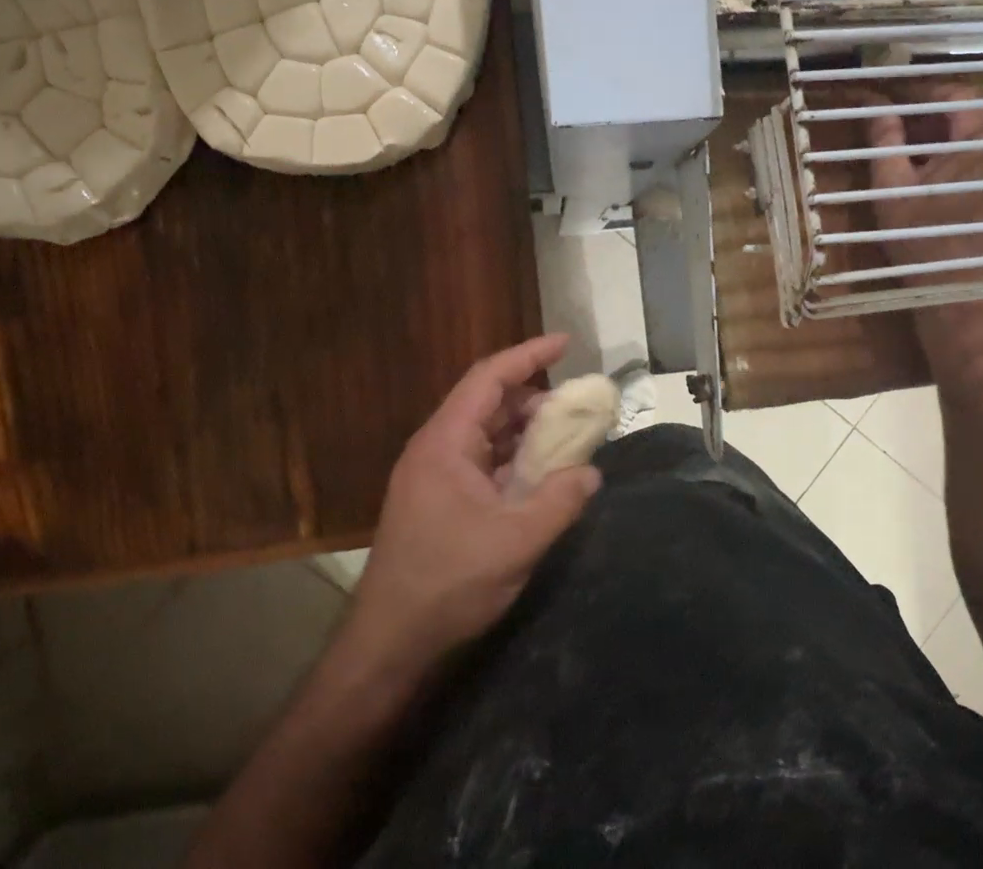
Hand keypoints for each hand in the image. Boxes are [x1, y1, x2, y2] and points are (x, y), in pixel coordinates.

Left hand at [339, 334, 602, 677]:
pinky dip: (515, 461)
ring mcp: (435, 479)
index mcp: (445, 445)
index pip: (488, 380)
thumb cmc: (449, 583)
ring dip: (527, 432)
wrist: (391, 641)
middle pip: (488, 404)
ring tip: (569, 437)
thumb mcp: (516, 541)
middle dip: (535, 398)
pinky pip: (483, 465)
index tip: (566, 343)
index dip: (528, 356)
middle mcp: (436, 452)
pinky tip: (542, 476)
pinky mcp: (440, 504)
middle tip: (578, 404)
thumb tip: (591, 472)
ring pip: (486, 437)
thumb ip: (559, 501)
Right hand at [864, 85, 982, 277]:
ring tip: (913, 153)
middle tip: (896, 128)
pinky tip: (938, 174)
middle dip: (932, 117)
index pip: (953, 93)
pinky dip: (967, 157)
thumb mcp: (892, 188)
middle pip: (972, 112)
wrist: (965, 296)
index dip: (917, 95)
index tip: (888, 102)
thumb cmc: (924, 241)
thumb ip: (885, 140)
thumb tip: (876, 106)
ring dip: (949, 137)